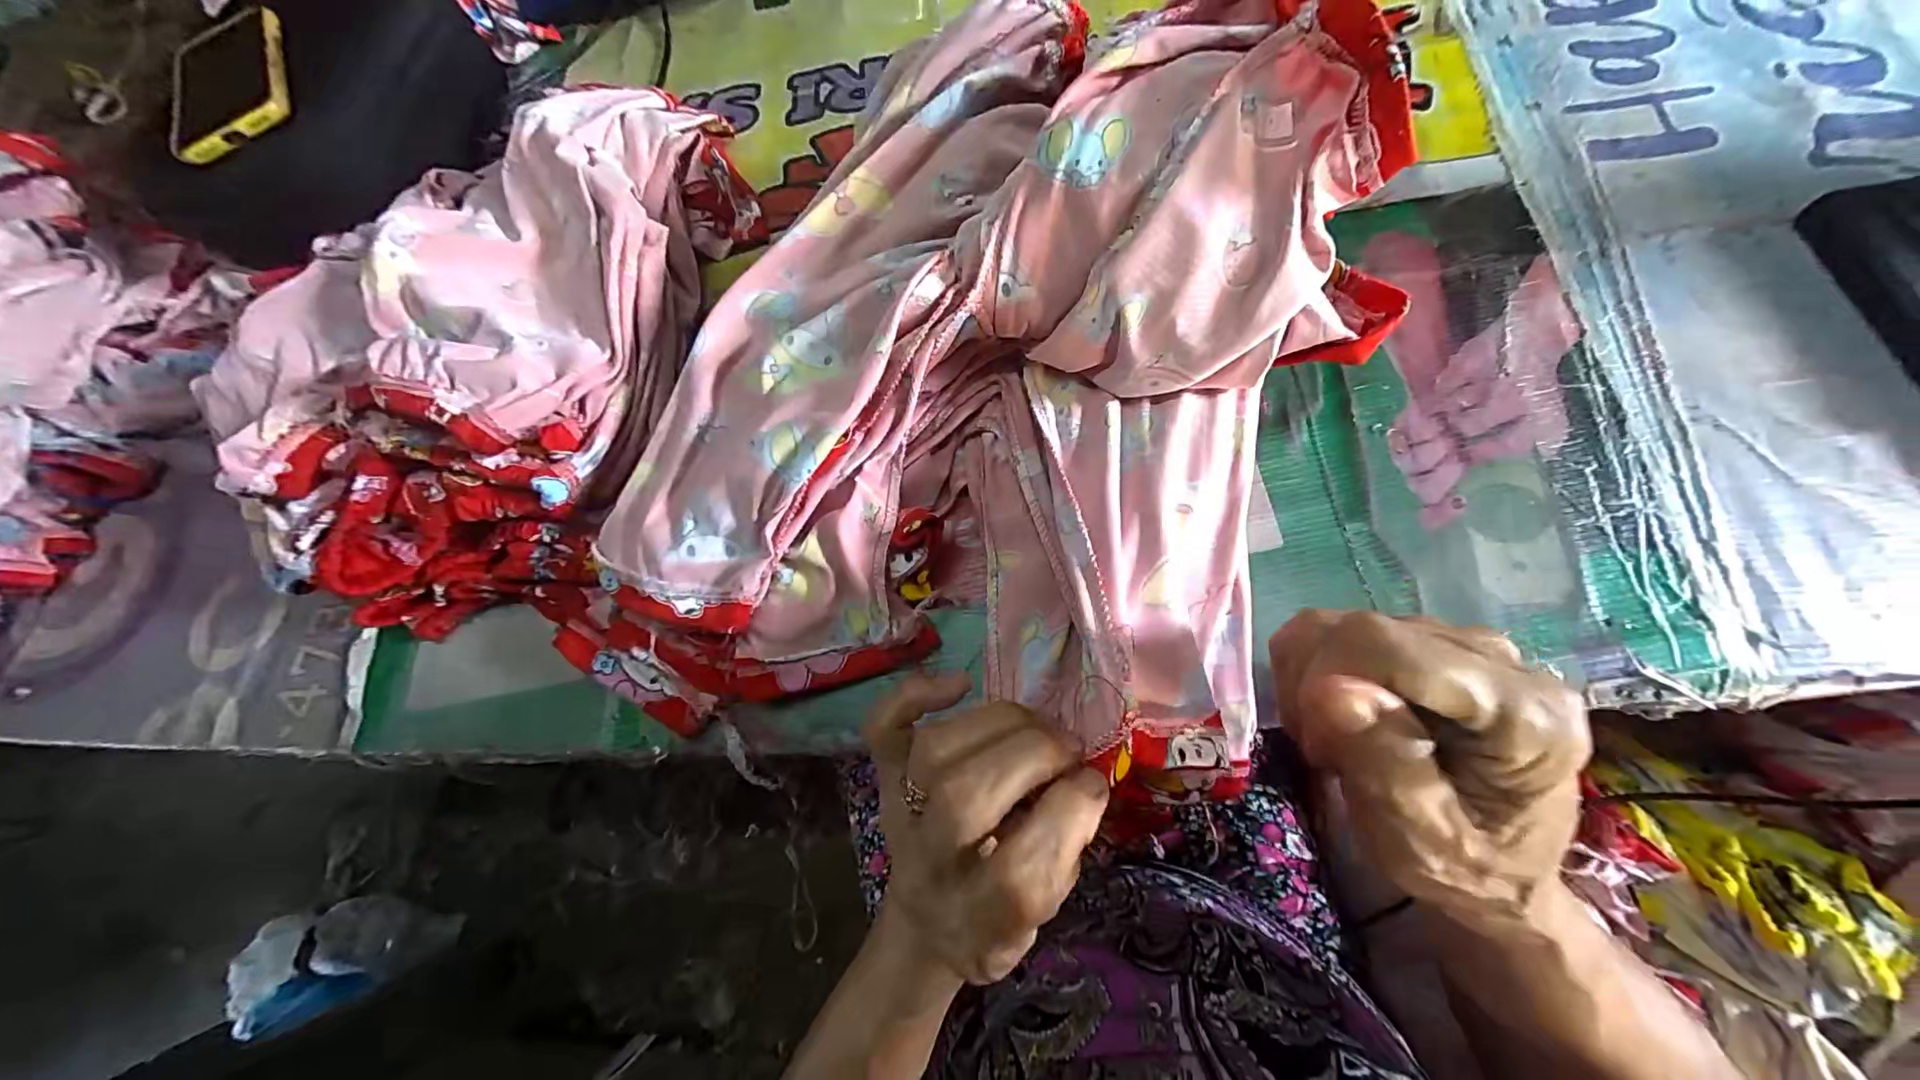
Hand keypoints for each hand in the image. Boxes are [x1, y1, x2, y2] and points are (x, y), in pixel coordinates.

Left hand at [862, 671, 1109, 983]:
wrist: (925, 928)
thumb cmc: (997, 920)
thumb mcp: (1044, 911)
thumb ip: (1064, 851)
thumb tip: (1083, 779)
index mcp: (978, 918)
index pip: (1019, 872)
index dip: (1069, 813)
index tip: (1092, 783)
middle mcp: (929, 863)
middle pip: (966, 796)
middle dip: (1035, 755)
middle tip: (1070, 748)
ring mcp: (899, 814)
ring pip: (935, 750)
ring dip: (1000, 723)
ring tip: (1037, 726)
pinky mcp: (884, 779)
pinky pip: (883, 728)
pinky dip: (914, 694)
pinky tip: (960, 684)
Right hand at [1269, 611, 1589, 932]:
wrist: (1496, 873)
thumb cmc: (1464, 871)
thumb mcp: (1421, 843)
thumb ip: (1384, 765)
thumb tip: (1329, 688)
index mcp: (1522, 709)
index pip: (1386, 646)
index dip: (1325, 682)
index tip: (1321, 750)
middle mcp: (1500, 658)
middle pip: (1359, 630)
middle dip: (1314, 686)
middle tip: (1324, 751)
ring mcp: (1461, 642)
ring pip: (1338, 625)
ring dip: (1310, 679)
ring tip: (1333, 736)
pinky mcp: (1425, 641)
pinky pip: (1335, 630)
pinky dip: (1313, 669)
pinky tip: (1336, 713)